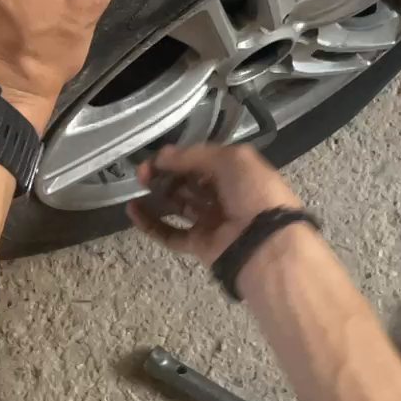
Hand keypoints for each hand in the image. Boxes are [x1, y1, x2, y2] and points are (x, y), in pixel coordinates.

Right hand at [127, 144, 303, 267]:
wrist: (266, 243)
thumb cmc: (254, 193)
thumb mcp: (231, 159)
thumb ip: (194, 155)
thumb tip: (162, 155)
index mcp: (238, 172)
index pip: (203, 160)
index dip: (180, 157)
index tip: (157, 157)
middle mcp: (226, 195)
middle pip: (189, 181)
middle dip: (166, 173)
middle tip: (143, 171)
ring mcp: (212, 221)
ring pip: (179, 205)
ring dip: (158, 194)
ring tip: (137, 185)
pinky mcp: (200, 244)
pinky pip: (172, 233)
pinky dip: (151, 223)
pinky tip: (134, 210)